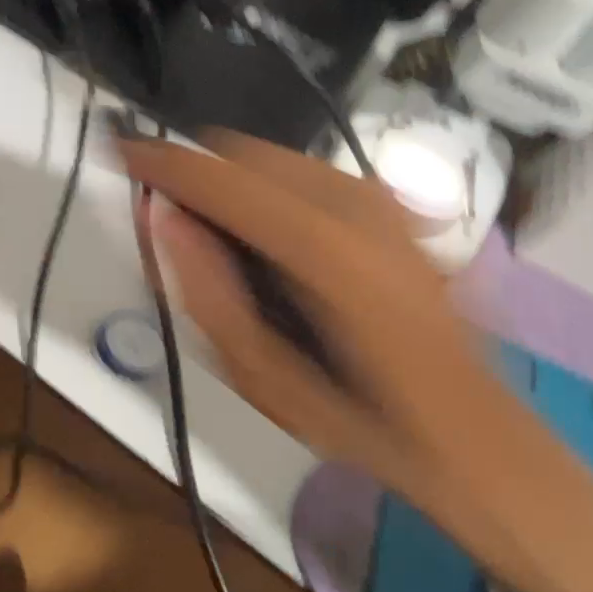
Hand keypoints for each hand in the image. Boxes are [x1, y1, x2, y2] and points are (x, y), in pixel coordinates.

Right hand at [117, 129, 519, 511]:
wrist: (473, 441)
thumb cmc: (355, 420)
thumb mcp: (258, 375)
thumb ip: (204, 290)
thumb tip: (161, 216)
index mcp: (328, 255)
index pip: (226, 181)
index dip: (165, 161)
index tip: (118, 150)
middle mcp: (363, 212)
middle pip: (250, 153)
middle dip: (197, 166)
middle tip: (162, 207)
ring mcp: (389, 207)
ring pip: (281, 156)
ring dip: (231, 173)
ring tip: (205, 219)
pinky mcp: (401, 212)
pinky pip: (312, 171)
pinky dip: (270, 182)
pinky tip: (262, 227)